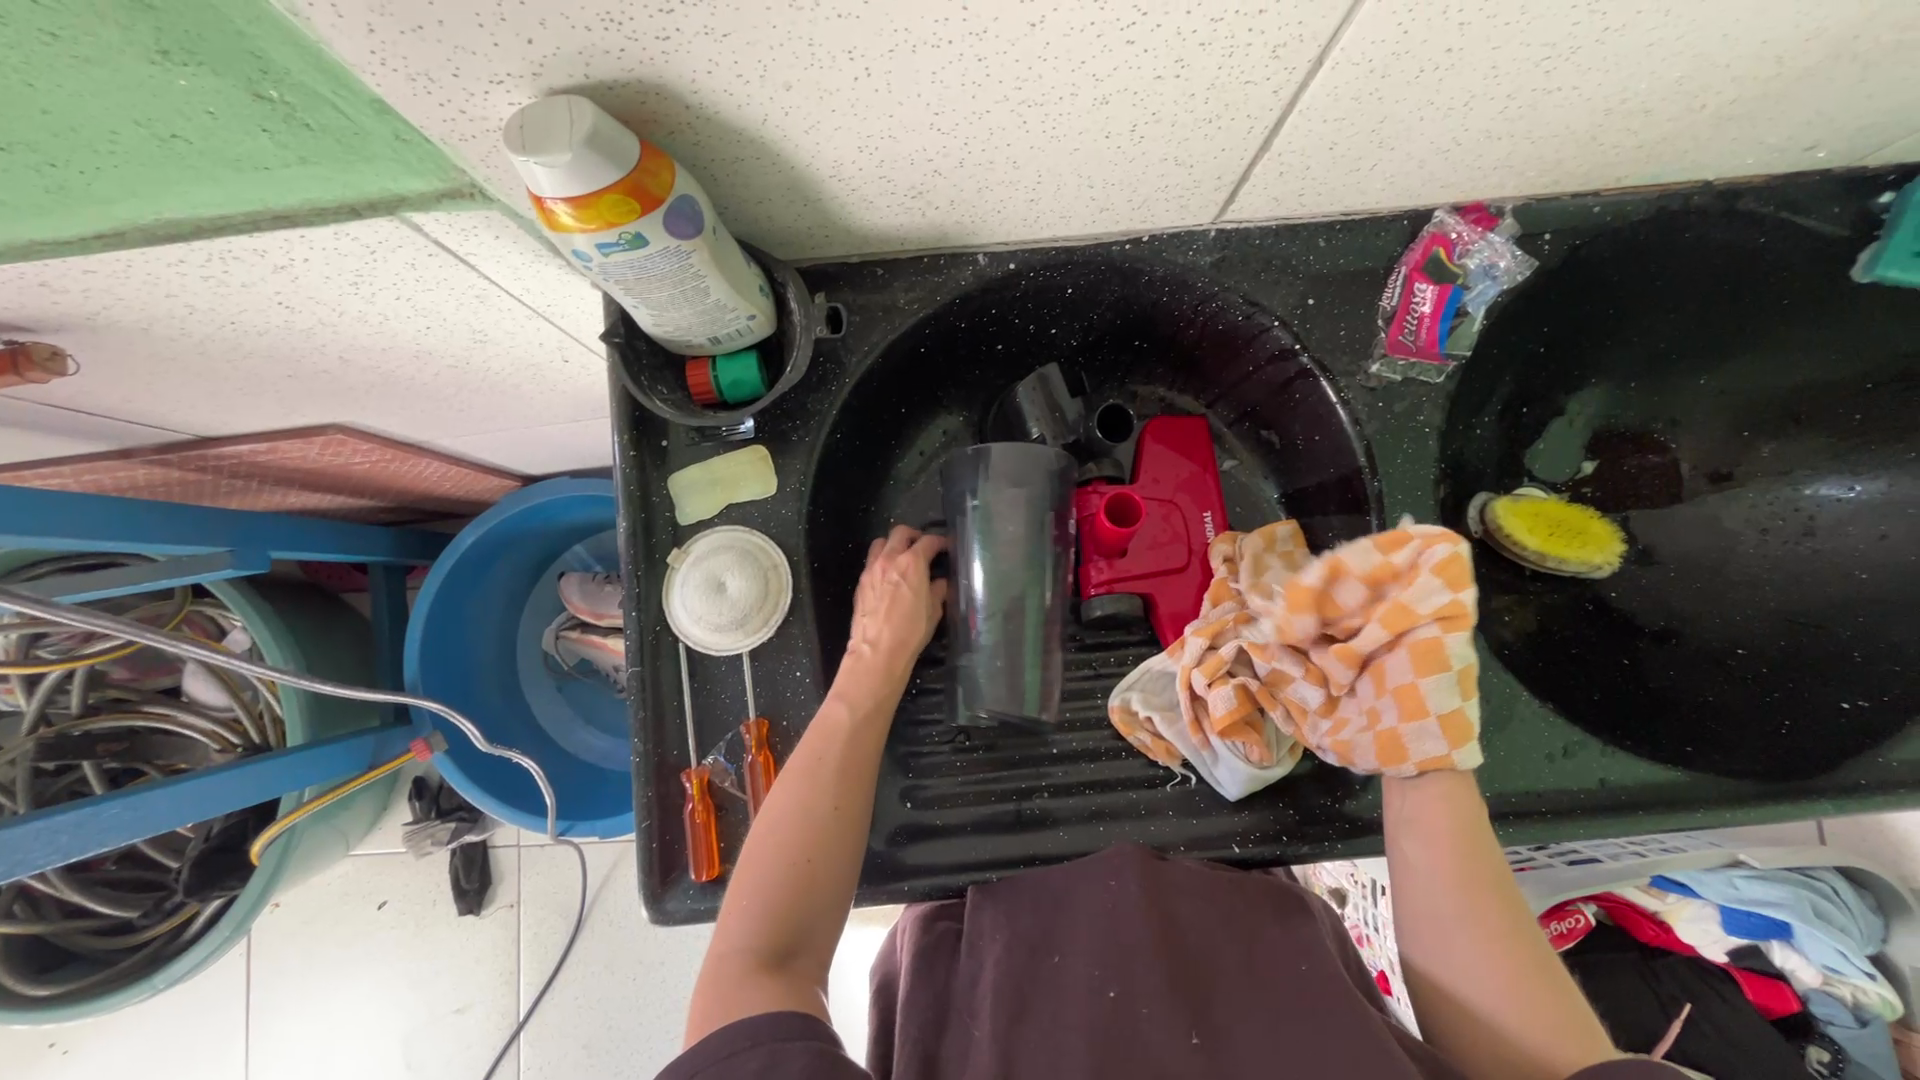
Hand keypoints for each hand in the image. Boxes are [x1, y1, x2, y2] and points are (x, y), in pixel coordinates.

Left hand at [840, 525, 947, 690]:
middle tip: (922, 546)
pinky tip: (888, 576)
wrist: (877, 651)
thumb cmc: (911, 631)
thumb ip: (937, 591)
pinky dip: (881, 561)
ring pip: (881, 543)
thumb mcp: (933, 611)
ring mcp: (872, 569)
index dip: (939, 542)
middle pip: (900, 532)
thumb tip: (940, 582)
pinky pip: (871, 561)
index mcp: (913, 563)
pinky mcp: (861, 582)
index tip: (945, 547)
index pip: (928, 541)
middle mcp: (890, 559)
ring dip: (893, 544)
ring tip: (901, 556)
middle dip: (914, 535)